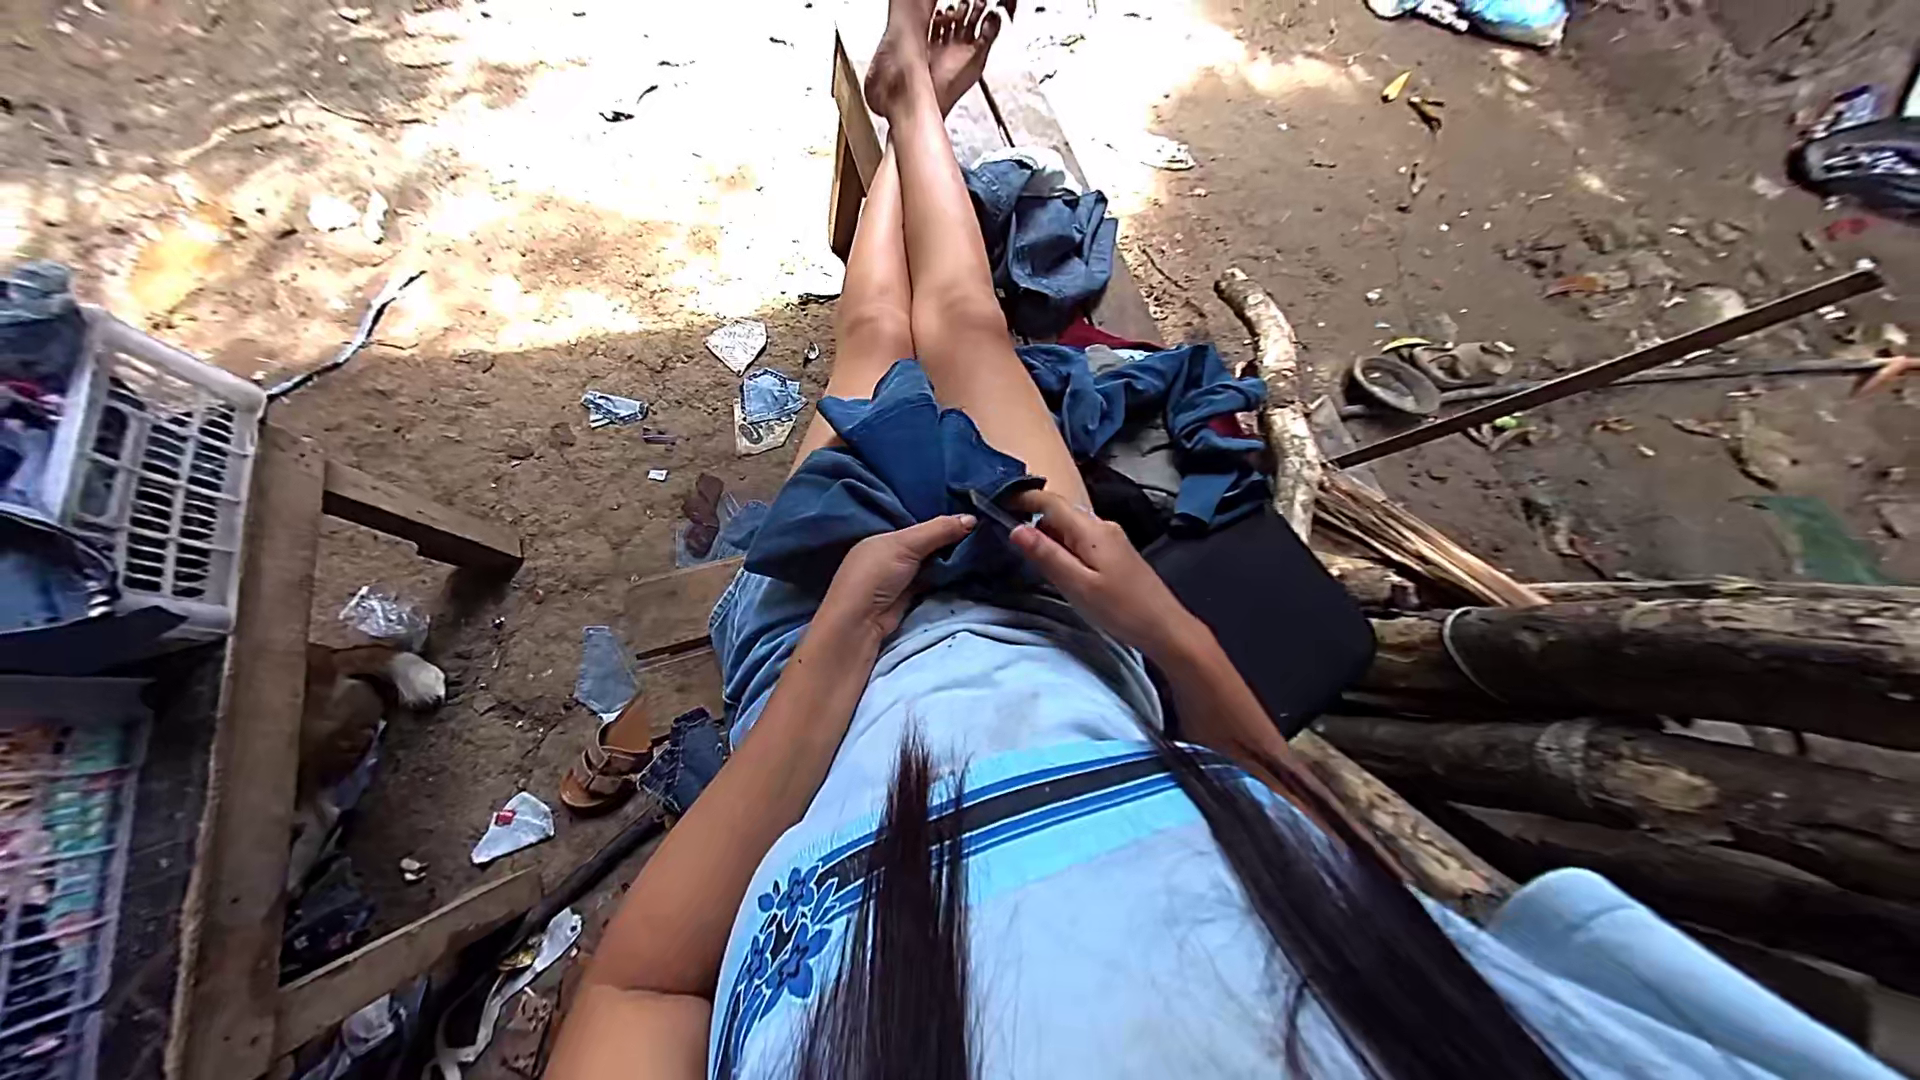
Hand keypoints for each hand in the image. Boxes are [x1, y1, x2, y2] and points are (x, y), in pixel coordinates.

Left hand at [814, 515, 977, 644]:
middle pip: (929, 543)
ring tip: (983, 547)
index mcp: (885, 537)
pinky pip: (934, 580)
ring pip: (933, 563)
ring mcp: (901, 577)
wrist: (861, 623)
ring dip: (952, 559)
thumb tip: (972, 518)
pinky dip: (948, 576)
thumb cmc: (876, 575)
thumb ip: (938, 530)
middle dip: (951, 539)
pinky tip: (970, 569)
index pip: (920, 524)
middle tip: (983, 531)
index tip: (973, 515)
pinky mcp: (911, 597)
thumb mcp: (906, 545)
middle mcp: (892, 555)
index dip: (943, 520)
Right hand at [1008, 489, 1205, 661]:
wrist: (1165, 628)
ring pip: (1070, 528)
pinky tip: (1062, 571)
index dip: (1023, 499)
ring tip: (1034, 562)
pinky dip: (1064, 548)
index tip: (998, 505)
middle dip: (1034, 522)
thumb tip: (1015, 529)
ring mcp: (1111, 539)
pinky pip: (1082, 540)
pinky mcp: (1116, 553)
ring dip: (1049, 538)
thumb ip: (1046, 555)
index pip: (1051, 502)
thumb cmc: (1120, 609)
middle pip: (1060, 514)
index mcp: (1091, 530)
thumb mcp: (1076, 585)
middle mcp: (1102, 526)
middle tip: (1011, 545)